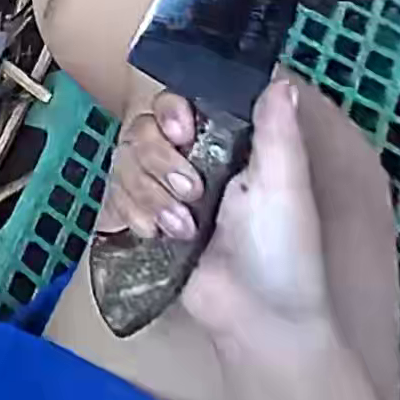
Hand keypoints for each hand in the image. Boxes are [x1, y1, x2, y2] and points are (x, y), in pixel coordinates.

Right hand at [105, 81, 334, 336]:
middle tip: (190, 192)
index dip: (170, 114)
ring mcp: (160, 186)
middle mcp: (186, 158)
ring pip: (123, 160)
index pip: (174, 104)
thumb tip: (280, 80)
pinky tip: (157, 233)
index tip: (181, 134)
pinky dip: (134, 212)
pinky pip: (115, 193)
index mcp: (219, 143)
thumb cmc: (280, 250)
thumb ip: (277, 131)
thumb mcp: (284, 187)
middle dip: (158, 161)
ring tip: (181, 226)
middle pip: (141, 129)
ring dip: (149, 193)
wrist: (256, 319)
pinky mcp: (142, 213)